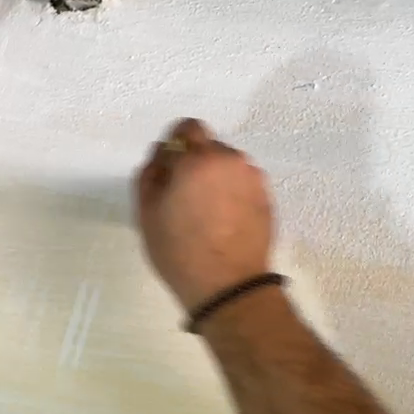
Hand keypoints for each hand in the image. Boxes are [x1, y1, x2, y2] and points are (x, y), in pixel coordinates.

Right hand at [135, 118, 275, 311]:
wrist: (228, 285)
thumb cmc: (179, 251)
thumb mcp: (147, 215)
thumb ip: (149, 176)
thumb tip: (159, 157)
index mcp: (197, 160)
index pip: (186, 128)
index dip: (174, 145)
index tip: (167, 169)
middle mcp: (229, 160)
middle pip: (208, 146)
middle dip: (194, 162)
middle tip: (183, 196)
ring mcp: (252, 177)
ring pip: (227, 165)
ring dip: (214, 178)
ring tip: (205, 213)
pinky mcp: (266, 196)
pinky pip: (242, 183)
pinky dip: (231, 193)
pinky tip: (223, 221)